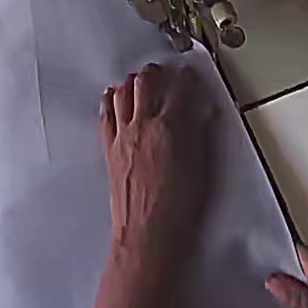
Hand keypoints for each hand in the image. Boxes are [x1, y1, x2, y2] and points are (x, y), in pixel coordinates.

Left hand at [94, 62, 212, 307]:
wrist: (147, 236)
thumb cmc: (177, 209)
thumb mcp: (200, 168)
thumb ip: (198, 134)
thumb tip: (201, 113)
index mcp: (169, 128)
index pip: (180, 91)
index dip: (187, 78)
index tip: (189, 74)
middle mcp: (143, 125)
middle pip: (146, 83)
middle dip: (156, 72)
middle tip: (163, 71)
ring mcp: (123, 136)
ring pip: (123, 93)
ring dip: (132, 81)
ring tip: (139, 79)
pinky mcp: (110, 148)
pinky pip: (106, 115)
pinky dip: (109, 100)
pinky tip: (112, 95)